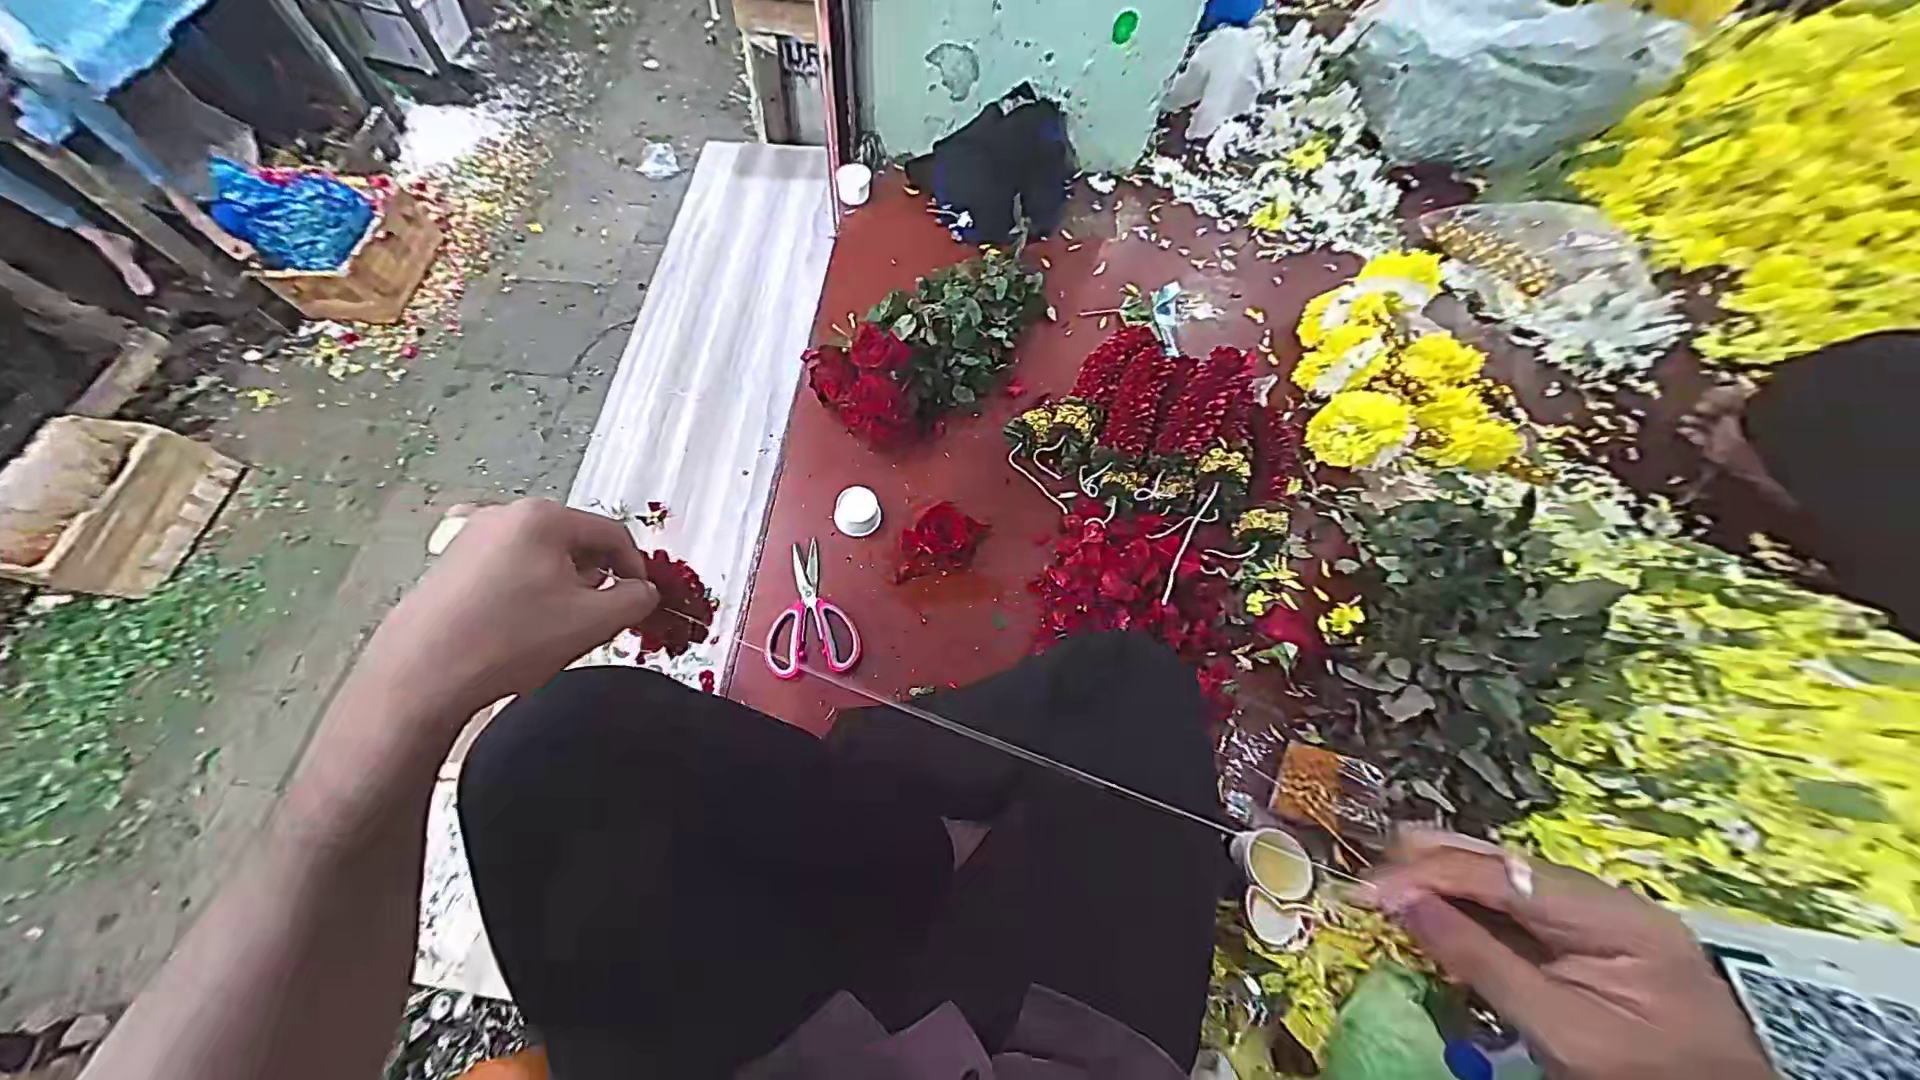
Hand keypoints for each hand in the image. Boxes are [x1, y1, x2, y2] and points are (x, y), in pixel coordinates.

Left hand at [354, 499, 658, 724]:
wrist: (420, 678)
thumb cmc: (510, 640)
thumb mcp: (596, 620)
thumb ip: (638, 599)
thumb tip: (642, 592)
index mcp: (543, 517)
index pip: (614, 535)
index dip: (636, 569)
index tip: (639, 599)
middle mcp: (505, 515)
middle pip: (578, 542)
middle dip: (599, 578)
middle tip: (602, 614)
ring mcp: (471, 536)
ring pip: (546, 555)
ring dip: (566, 585)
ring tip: (561, 624)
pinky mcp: (450, 563)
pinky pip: (512, 567)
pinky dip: (531, 588)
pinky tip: (525, 622)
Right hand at [1359, 830, 1772, 1079]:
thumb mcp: (1564, 1034)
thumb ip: (1478, 959)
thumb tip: (1399, 901)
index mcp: (1609, 916)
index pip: (1494, 872)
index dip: (1422, 876)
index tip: (1366, 893)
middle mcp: (1597, 895)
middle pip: (1489, 855)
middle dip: (1421, 866)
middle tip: (1368, 889)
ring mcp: (1587, 908)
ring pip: (1487, 869)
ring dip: (1432, 879)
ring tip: (1385, 893)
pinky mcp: (1575, 928)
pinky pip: (1500, 897)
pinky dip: (1455, 899)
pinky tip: (1424, 906)